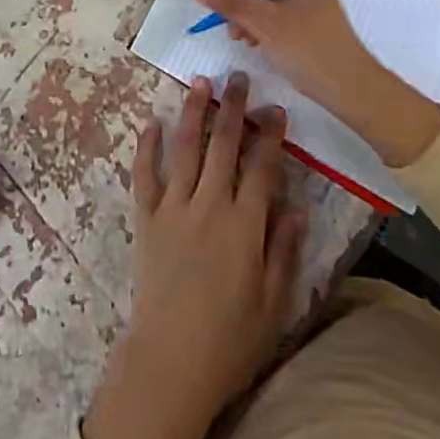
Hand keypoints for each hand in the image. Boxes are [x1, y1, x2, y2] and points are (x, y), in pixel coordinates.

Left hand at [82, 75, 304, 438]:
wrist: (171, 360)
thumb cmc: (231, 339)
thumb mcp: (275, 303)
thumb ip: (284, 249)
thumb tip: (295, 205)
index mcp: (244, 226)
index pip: (262, 167)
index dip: (270, 135)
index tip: (276, 108)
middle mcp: (208, 206)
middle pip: (223, 147)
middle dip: (232, 109)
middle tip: (237, 77)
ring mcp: (173, 209)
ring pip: (184, 150)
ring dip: (192, 113)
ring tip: (199, 83)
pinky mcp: (146, 220)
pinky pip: (144, 176)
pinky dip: (146, 147)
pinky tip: (150, 122)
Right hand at [191, 0, 439, 166]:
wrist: (351, 87)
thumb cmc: (311, 51)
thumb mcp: (265, 24)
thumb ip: (229, 0)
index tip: (217, 3)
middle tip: (229, 23)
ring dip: (236, 8)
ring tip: (241, 36)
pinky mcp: (292, 6)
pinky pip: (258, 0)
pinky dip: (249, 17)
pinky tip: (252, 39)